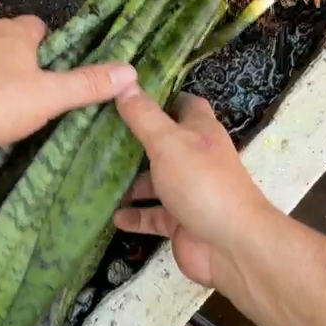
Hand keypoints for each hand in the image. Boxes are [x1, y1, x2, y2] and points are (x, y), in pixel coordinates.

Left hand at [0, 16, 135, 154]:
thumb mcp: (51, 97)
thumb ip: (88, 85)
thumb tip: (130, 72)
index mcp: (13, 33)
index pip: (37, 25)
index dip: (48, 43)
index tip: (54, 67)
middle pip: (7, 37)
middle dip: (19, 55)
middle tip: (32, 87)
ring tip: (3, 99)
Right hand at [112, 91, 279, 288]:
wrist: (230, 244)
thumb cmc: (201, 182)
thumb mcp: (168, 141)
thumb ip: (144, 115)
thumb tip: (124, 82)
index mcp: (200, 131)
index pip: (183, 105)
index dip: (159, 98)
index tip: (126, 96)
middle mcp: (195, 158)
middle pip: (163, 144)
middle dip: (135, 143)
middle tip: (98, 138)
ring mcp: (189, 191)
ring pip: (155, 182)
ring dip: (130, 183)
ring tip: (95, 178)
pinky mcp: (181, 222)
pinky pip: (153, 216)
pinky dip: (134, 216)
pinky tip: (112, 216)